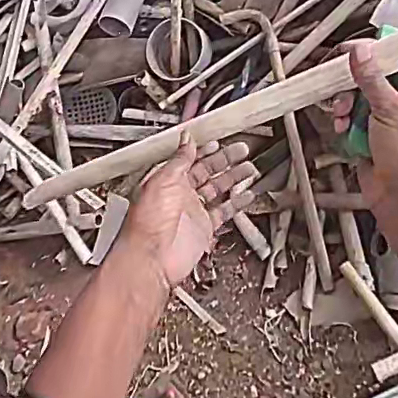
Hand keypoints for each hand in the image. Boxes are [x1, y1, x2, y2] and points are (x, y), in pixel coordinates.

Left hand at [107, 131, 256, 292]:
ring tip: (248, 169)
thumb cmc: (148, 222)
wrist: (151, 258)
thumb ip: (179, 159)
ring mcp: (192, 211)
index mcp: (167, 179)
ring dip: (233, 178)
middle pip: (207, 172)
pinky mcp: (203, 228)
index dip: (205, 150)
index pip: (189, 158)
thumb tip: (186, 139)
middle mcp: (180, 193)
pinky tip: (246, 194)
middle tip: (241, 151)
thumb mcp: (163, 180)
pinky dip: (236, 203)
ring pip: (218, 190)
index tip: (219, 142)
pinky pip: (223, 212)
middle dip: (224, 160)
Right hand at [336, 40, 397, 211]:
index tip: (350, 51)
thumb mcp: (393, 112)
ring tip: (344, 116)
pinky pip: (348, 120)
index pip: (394, 60)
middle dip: (351, 84)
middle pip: (368, 79)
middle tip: (341, 87)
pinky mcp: (367, 139)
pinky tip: (345, 130)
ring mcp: (383, 123)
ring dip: (344, 106)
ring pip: (354, 99)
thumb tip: (361, 52)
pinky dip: (343, 124)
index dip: (371, 53)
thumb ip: (373, 79)